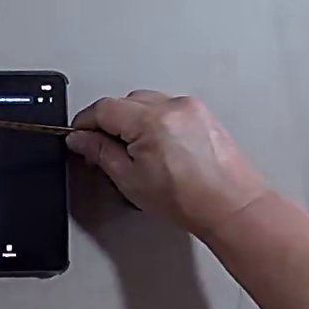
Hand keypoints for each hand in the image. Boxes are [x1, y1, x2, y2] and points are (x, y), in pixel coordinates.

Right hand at [67, 91, 270, 237]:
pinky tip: (157, 148)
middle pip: (125, 102)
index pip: (104, 108)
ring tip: (135, 153)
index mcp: (150, 120)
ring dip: (133, 121)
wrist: (231, 206)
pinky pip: (167, 108)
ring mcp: (190, 108)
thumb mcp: (130, 180)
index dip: (85, 123)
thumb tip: (81, 139)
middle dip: (109, 122)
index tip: (77, 136)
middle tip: (102, 150)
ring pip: (146, 103)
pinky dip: (155, 122)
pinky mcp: (202, 114)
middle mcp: (171, 106)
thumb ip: (100, 153)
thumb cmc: (189, 200)